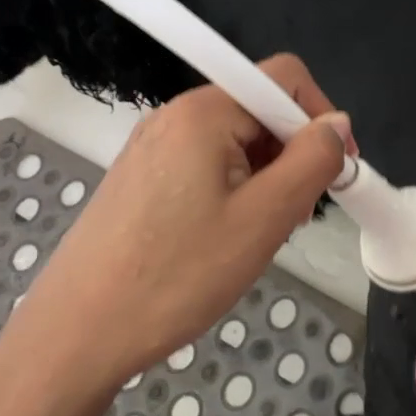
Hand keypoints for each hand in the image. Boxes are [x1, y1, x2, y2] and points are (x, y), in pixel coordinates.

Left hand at [43, 53, 353, 379]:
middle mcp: (175, 115)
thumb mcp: (263, 219)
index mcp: (203, 112)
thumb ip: (312, 161)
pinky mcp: (141, 178)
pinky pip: (206, 165)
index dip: (322, 117)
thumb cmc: (177, 276)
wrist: (76, 336)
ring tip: (259, 235)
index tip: (336, 171)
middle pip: (259, 109)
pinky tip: (226, 239)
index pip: (284, 78)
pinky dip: (233, 190)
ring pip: (235, 142)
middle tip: (295, 216)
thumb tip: (339, 125)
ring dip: (265, 177)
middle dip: (292, 153)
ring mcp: (153, 147)